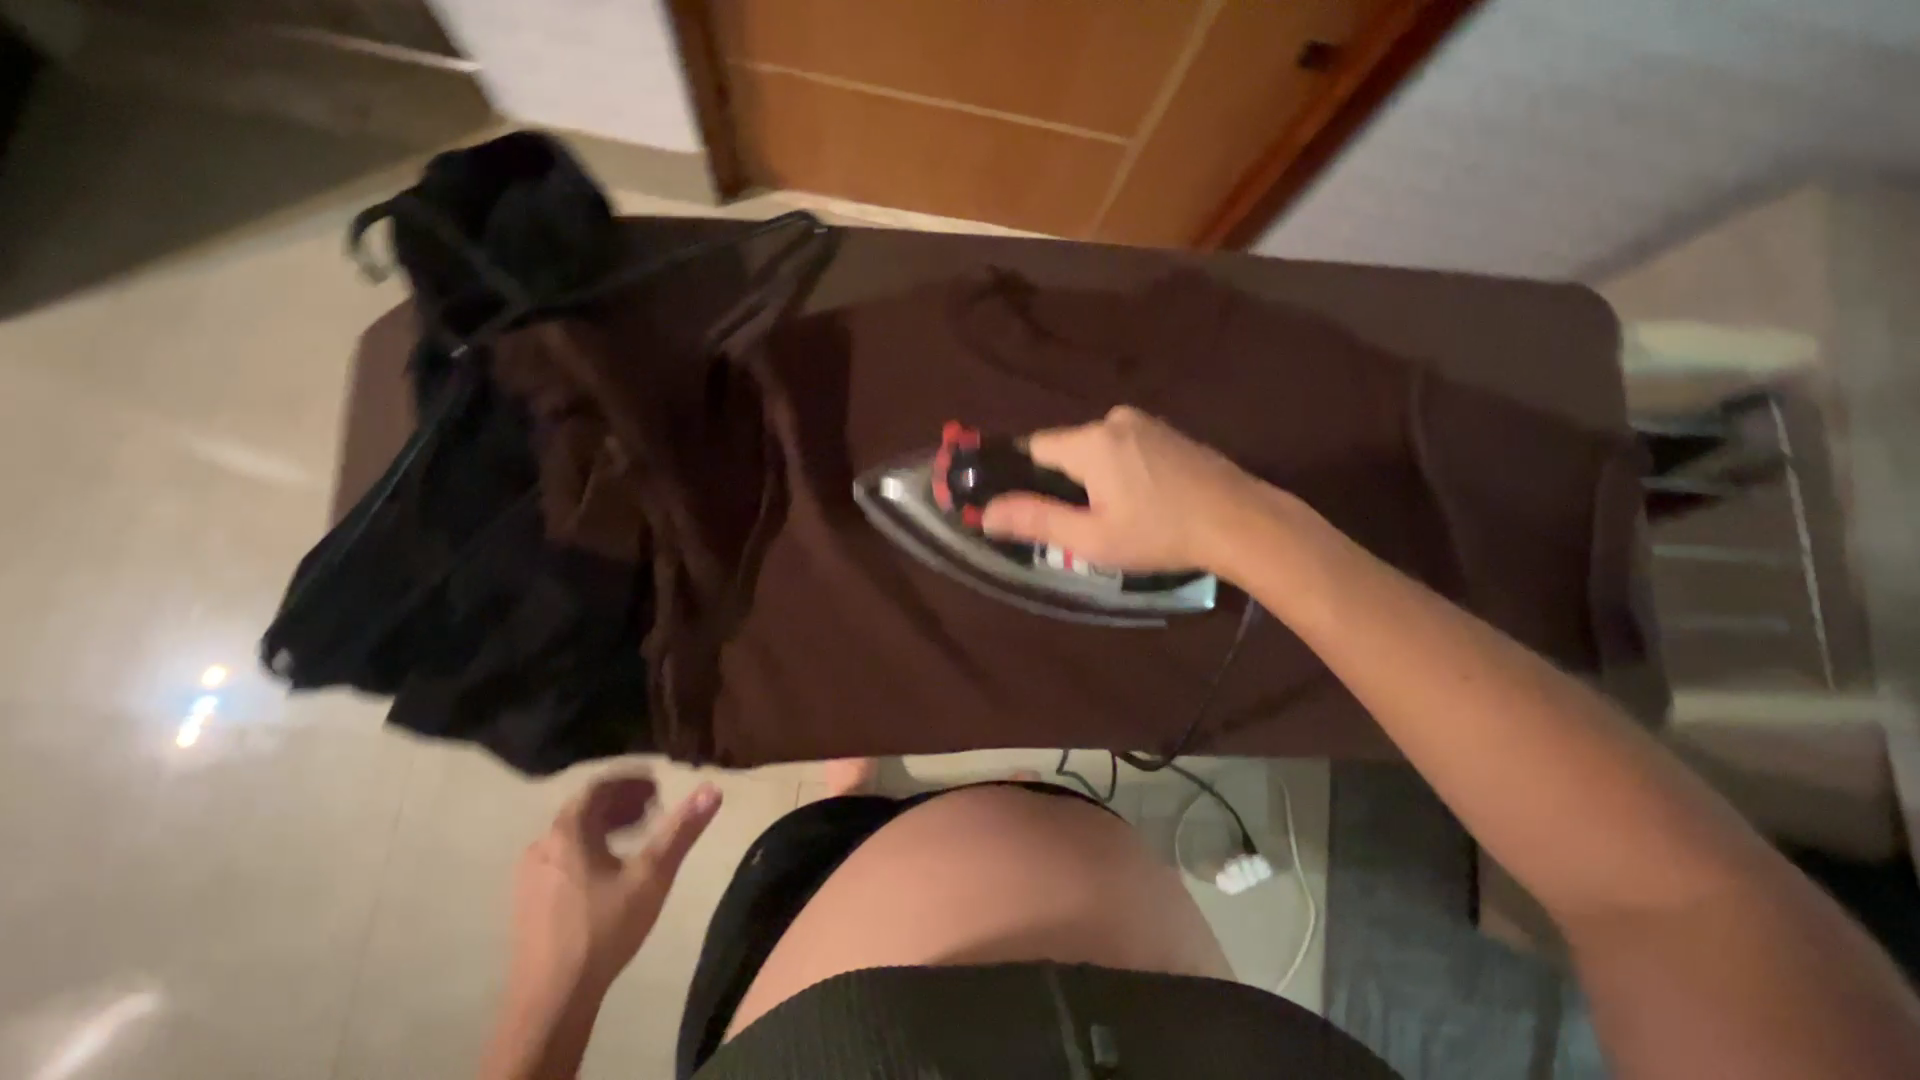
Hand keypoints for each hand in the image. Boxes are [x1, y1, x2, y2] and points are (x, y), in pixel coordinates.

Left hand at [509, 773, 721, 1001]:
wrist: (552, 995)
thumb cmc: (604, 928)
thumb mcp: (652, 876)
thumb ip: (681, 831)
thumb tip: (712, 789)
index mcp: (569, 831)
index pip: (599, 787)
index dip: (630, 782)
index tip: (659, 787)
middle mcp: (543, 844)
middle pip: (584, 810)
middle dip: (621, 804)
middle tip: (653, 811)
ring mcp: (530, 874)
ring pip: (572, 836)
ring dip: (605, 828)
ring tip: (636, 841)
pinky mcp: (528, 900)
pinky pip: (561, 858)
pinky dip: (588, 851)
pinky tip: (608, 876)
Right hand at [980, 406, 1270, 573]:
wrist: (1241, 522)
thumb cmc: (1161, 534)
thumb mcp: (1093, 538)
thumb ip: (1036, 521)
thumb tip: (986, 513)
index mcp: (1090, 442)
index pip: (1032, 447)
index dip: (1021, 476)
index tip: (1024, 506)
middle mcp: (1114, 420)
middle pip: (1065, 449)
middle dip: (1061, 483)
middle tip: (1077, 524)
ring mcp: (1146, 423)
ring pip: (1095, 450)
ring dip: (1092, 479)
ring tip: (1113, 518)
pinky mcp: (1168, 433)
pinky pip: (1123, 448)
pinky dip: (1118, 472)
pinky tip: (1139, 503)